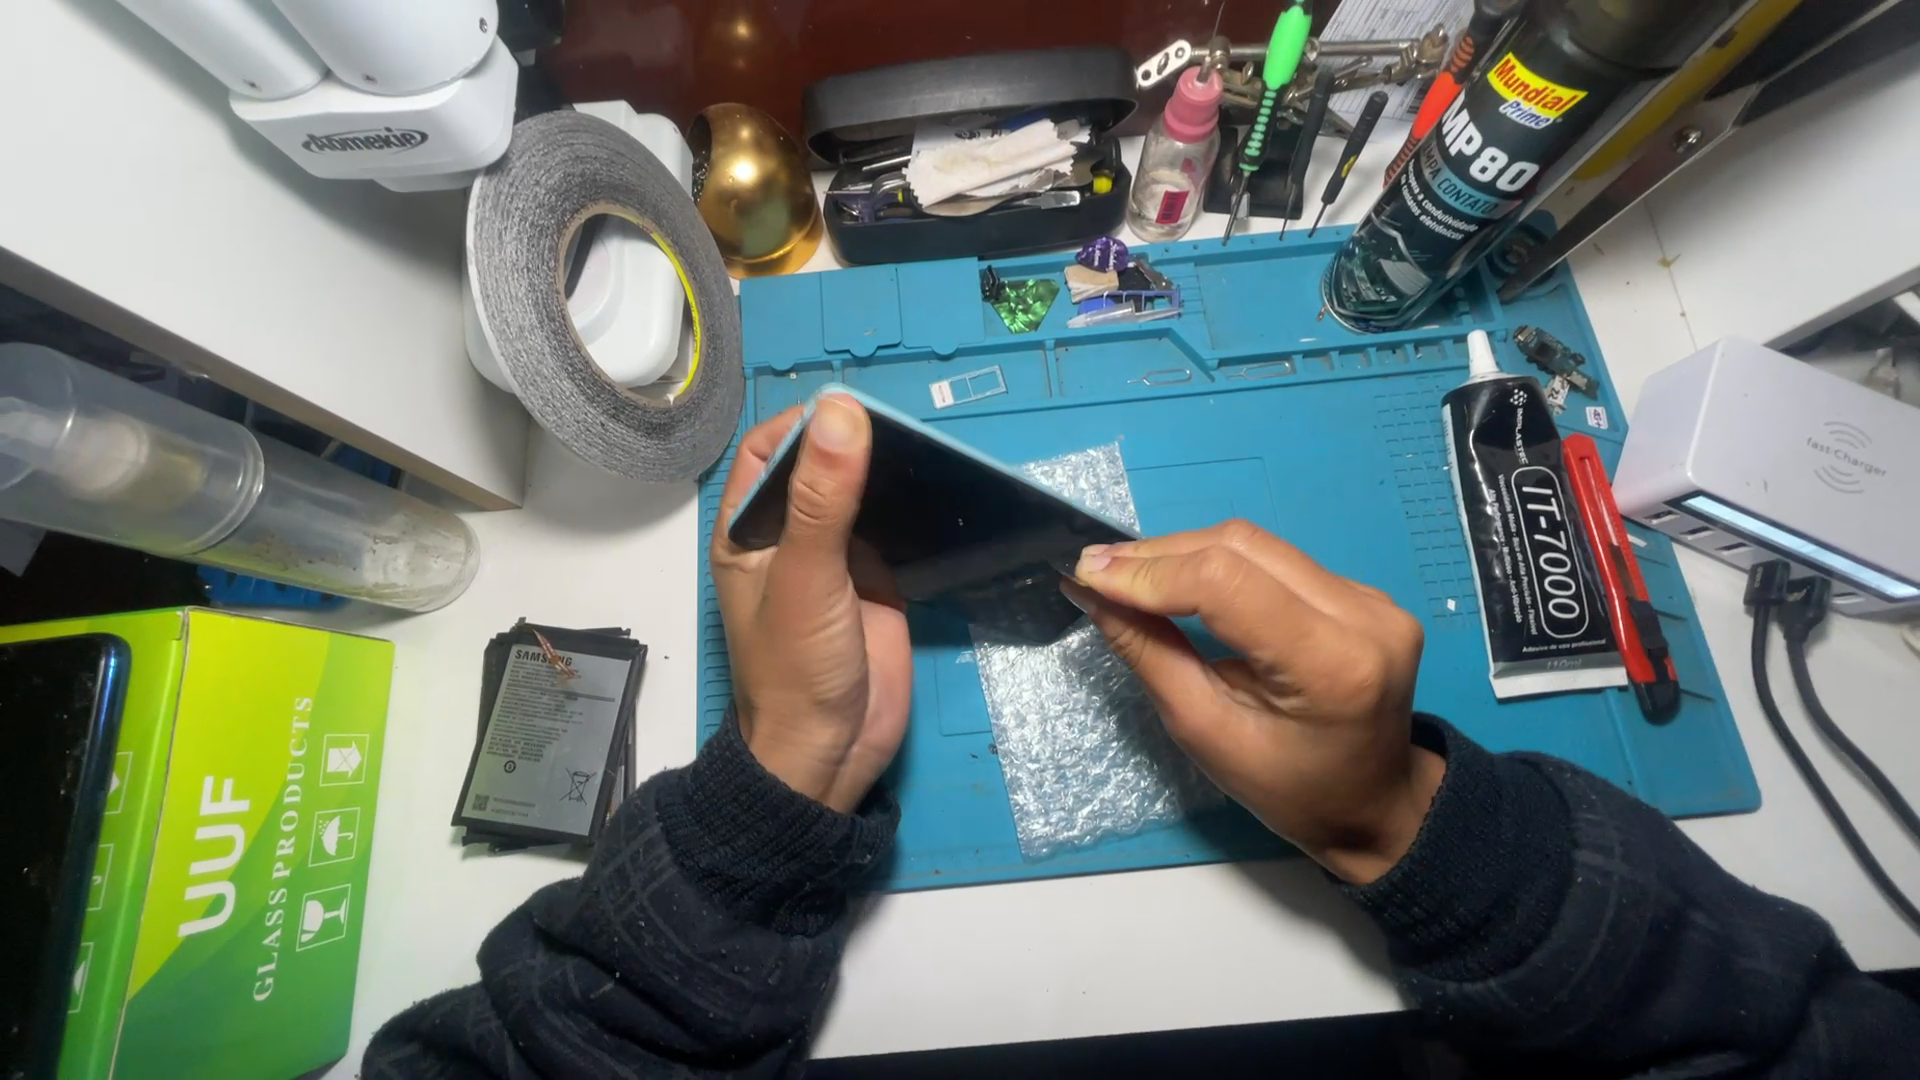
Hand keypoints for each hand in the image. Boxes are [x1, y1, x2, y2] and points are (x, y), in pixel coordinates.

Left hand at [711, 396, 912, 813]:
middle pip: (821, 468)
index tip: (857, 413)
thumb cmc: (798, 667)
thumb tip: (842, 408)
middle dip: (856, 445)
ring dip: (890, 474)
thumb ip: (824, 498)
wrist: (834, 752)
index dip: (805, 426)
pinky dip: (915, 509)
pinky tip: (945, 494)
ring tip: (932, 452)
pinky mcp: (877, 578)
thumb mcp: (807, 577)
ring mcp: (837, 557)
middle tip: (908, 430)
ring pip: (861, 496)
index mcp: (751, 529)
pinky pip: (894, 529)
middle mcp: (791, 535)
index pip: (769, 451)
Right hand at [1064, 521, 1443, 883]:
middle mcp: (1361, 613)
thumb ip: (1147, 653)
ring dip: (1179, 552)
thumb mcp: (1203, 730)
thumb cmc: (1285, 788)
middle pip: (1238, 548)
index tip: (1088, 575)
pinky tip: (1174, 577)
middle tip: (1093, 568)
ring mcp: (1366, 596)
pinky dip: (1211, 561)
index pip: (1226, 584)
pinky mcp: (1358, 590)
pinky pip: (1270, 557)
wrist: (1373, 804)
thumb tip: (1092, 593)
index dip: (1150, 574)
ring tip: (1122, 570)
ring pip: (1251, 543)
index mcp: (1330, 664)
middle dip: (1156, 556)